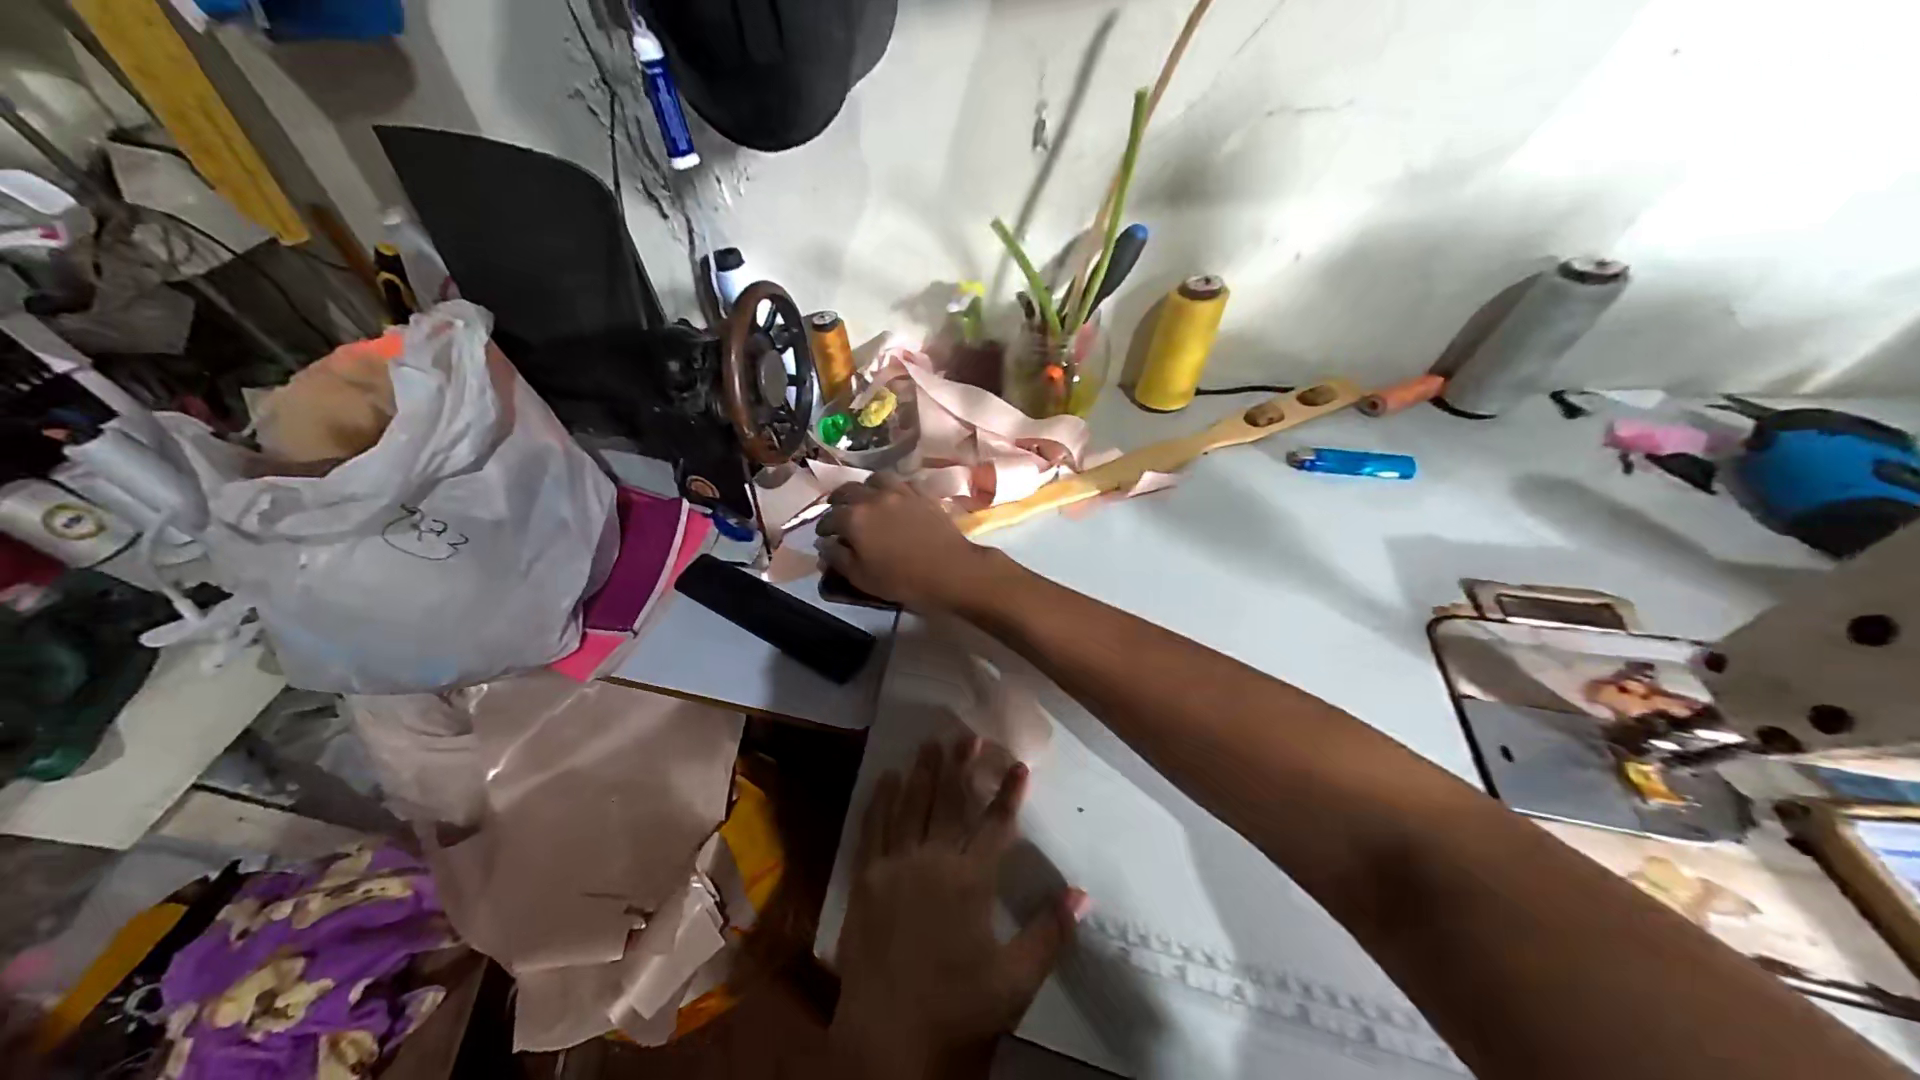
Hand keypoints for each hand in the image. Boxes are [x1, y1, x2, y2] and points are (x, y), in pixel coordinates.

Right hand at [815, 475, 997, 611]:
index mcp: (854, 518)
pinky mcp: (922, 493)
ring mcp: (900, 492)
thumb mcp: (861, 577)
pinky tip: (892, 498)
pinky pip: (901, 482)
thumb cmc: (902, 580)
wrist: (949, 570)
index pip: (830, 517)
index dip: (823, 526)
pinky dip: (890, 488)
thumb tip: (824, 544)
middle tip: (837, 511)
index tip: (823, 535)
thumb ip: (838, 557)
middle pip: (848, 491)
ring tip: (865, 498)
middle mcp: (873, 497)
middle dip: (838, 501)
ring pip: (875, 479)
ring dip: (865, 488)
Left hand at [831, 738, 1087, 1078]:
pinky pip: (873, 828)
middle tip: (967, 735)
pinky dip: (880, 800)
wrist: (886, 1038)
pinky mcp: (866, 879)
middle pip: (949, 803)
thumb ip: (1049, 933)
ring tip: (930, 743)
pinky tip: (885, 778)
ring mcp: (894, 866)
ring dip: (922, 773)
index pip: (995, 825)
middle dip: (961, 767)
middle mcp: (932, 862)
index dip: (1008, 793)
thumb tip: (1081, 892)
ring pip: (911, 806)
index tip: (1018, 765)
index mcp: (970, 881)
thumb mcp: (1015, 981)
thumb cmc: (957, 1009)